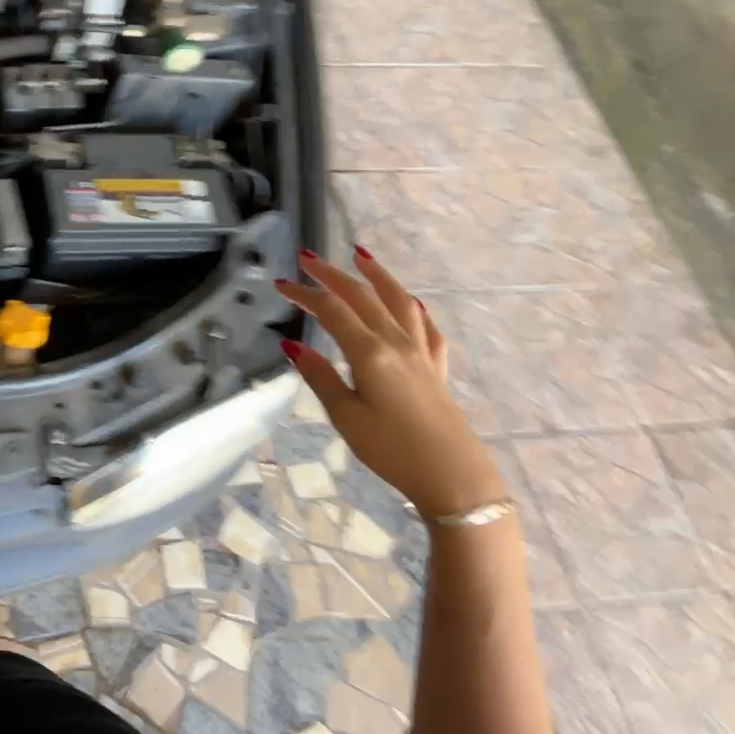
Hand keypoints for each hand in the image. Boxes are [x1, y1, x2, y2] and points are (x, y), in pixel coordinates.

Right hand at [275, 246, 507, 519]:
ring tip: (362, 257)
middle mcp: (397, 343)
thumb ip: (320, 377)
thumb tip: (292, 345)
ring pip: (399, 302)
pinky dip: (413, 308)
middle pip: (363, 297)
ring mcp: (422, 354)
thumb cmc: (392, 449)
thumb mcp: (345, 416)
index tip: (280, 284)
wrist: (453, 476)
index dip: (305, 294)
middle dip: (333, 275)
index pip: (332, 311)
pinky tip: (410, 303)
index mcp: (370, 353)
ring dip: (378, 276)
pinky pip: (426, 327)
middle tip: (307, 258)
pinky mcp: (437, 369)